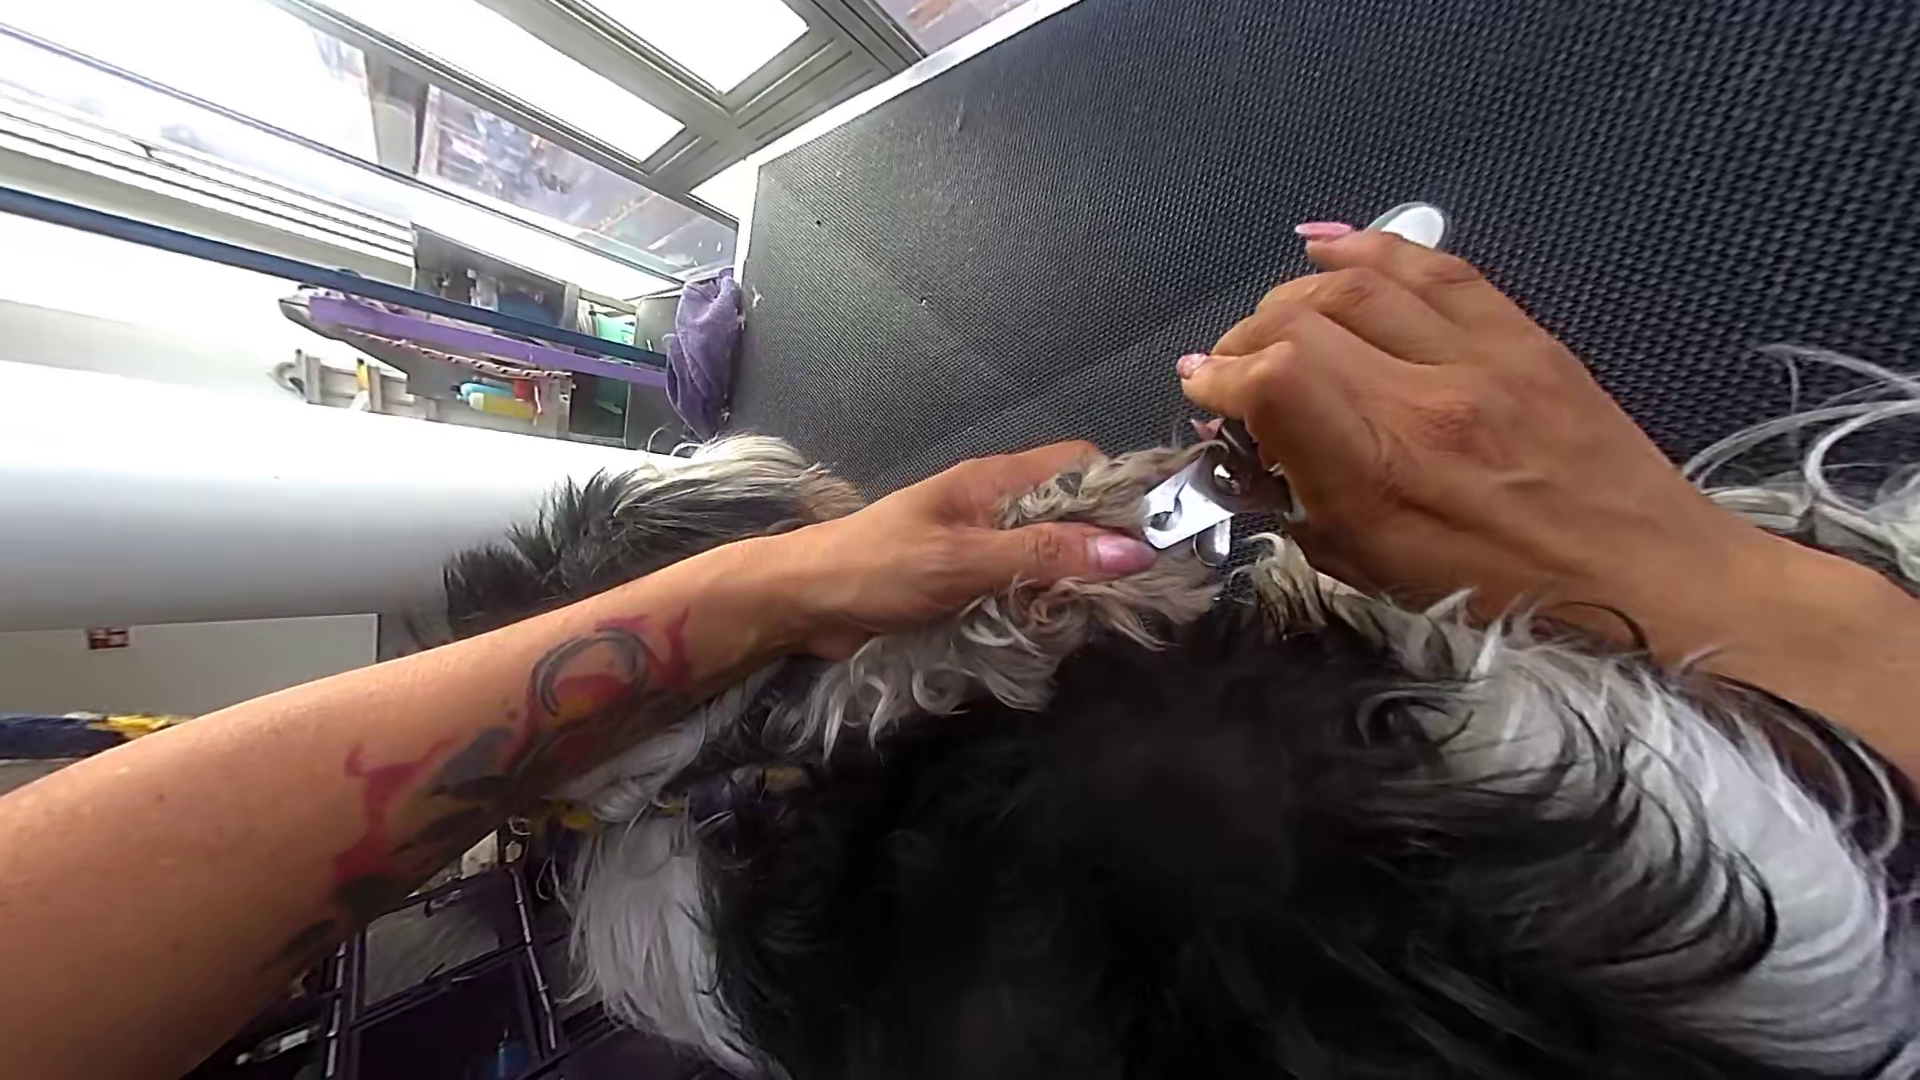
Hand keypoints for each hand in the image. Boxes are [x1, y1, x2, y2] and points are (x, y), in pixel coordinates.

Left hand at [752, 441, 1159, 658]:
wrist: (809, 601)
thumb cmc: (880, 567)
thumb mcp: (964, 559)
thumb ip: (1044, 554)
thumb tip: (1131, 551)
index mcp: (996, 481)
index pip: (1079, 465)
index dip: (1119, 492)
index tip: (1152, 538)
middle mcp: (997, 506)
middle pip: (1072, 512)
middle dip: (1101, 548)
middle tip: (1127, 593)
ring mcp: (983, 543)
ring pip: (1051, 552)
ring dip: (1071, 582)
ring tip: (1090, 615)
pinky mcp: (971, 578)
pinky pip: (1023, 582)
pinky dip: (1041, 602)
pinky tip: (1050, 626)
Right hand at [1177, 229, 1790, 627]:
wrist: (1631, 575)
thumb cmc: (1469, 587)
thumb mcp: (1347, 559)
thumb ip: (1282, 492)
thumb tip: (1236, 440)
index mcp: (1372, 466)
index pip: (1270, 380)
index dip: (1216, 376)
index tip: (1197, 388)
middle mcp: (1420, 395)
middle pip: (1299, 319)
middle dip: (1239, 337)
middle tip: (1224, 365)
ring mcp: (1477, 355)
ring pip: (1356, 282)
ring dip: (1288, 294)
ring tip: (1264, 320)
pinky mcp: (1519, 334)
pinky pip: (1435, 265)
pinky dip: (1369, 244)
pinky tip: (1323, 244)